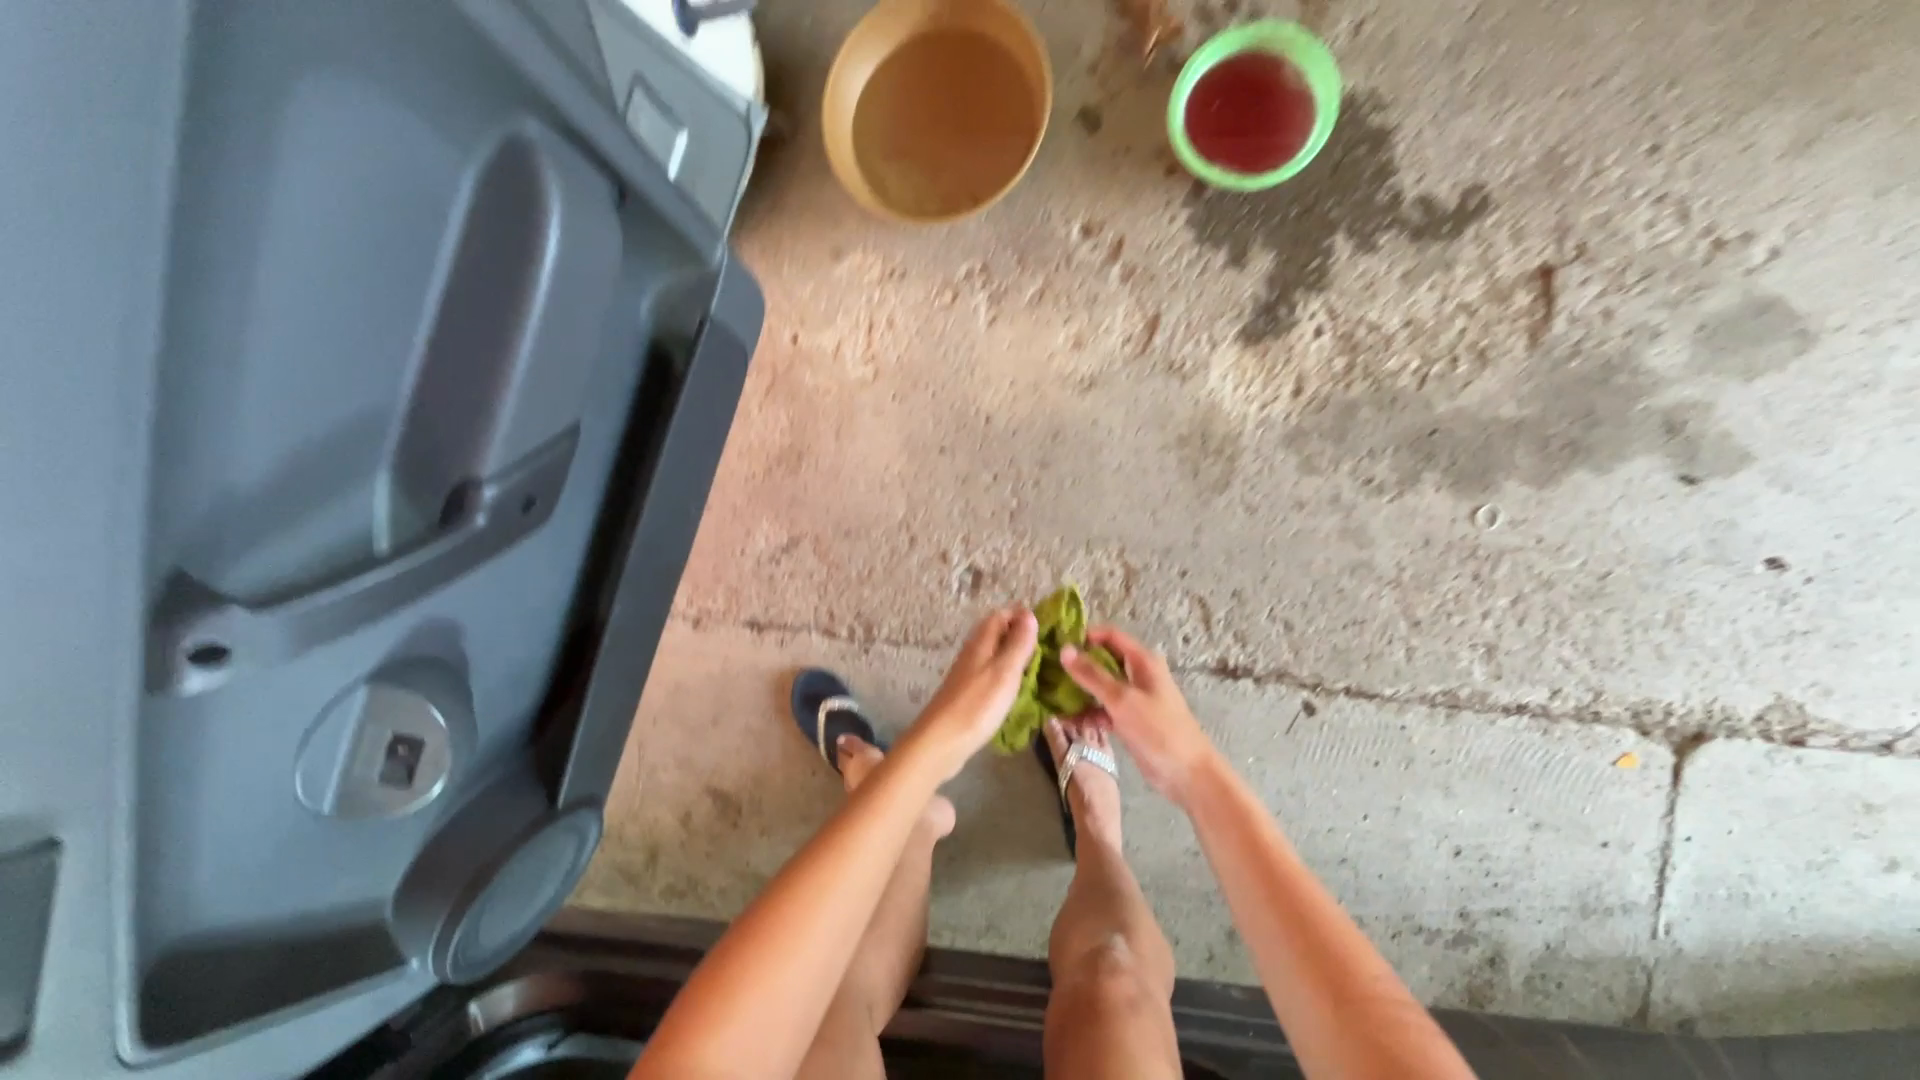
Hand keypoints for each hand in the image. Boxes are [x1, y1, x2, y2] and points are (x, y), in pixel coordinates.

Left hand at [903, 607, 1037, 777]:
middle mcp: (972, 653)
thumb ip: (1018, 644)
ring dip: (1014, 655)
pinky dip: (1006, 675)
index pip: (1000, 615)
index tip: (1048, 625)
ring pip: (994, 654)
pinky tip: (1018, 688)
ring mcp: (968, 674)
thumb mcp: (1005, 671)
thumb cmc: (977, 705)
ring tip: (1040, 666)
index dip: (1022, 615)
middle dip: (1020, 635)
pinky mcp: (967, 694)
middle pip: (996, 634)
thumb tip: (1029, 614)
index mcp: (980, 642)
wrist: (941, 742)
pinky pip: (990, 674)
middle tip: (1049, 647)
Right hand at [1061, 626, 1217, 806]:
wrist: (1187, 773)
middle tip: (1047, 673)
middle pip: (1102, 662)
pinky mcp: (1129, 720)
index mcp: (1142, 661)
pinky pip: (1102, 710)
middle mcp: (1137, 675)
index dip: (1084, 636)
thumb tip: (1064, 649)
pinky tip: (1068, 722)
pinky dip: (1088, 714)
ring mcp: (1133, 699)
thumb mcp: (1122, 699)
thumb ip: (1092, 675)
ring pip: (1099, 688)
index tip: (1057, 643)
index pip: (1109, 636)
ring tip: (1052, 701)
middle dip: (1076, 667)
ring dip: (1078, 694)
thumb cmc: (1158, 729)